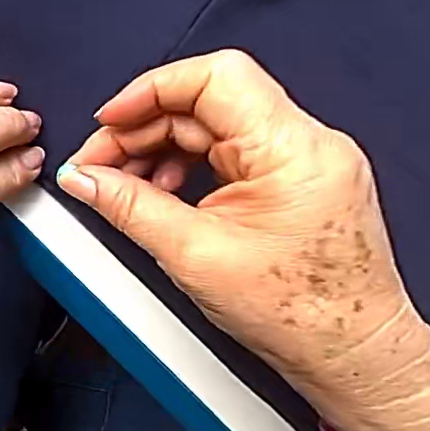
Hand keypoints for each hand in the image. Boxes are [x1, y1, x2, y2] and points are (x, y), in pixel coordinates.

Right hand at [56, 50, 429, 430]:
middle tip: (93, 167)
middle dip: (137, 130)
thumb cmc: (296, 311)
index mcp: (293, 150)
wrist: (351, 352)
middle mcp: (303, 143)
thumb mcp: (190, 252)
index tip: (106, 121)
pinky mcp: (285, 178)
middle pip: (200, 104)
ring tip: (117, 186)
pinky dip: (174, 165)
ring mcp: (296, 160)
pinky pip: (218, 151)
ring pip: (204, 126)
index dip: (149, 90)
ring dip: (151, 149)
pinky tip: (151, 193)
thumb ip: (126, 205)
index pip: (215, 78)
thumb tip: (79, 177)